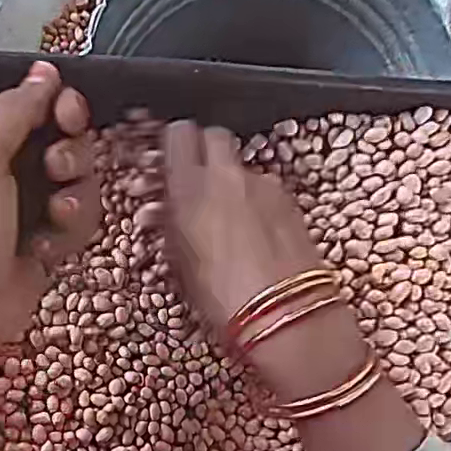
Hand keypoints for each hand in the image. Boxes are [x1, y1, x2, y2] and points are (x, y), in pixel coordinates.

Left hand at [0, 62, 99, 343]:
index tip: (68, 114)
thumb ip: (15, 107)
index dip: (63, 107)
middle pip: (73, 143)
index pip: (43, 108)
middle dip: (73, 155)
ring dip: (76, 197)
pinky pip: (86, 221)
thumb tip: (46, 72)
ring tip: (53, 215)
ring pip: (86, 184)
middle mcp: (17, 169)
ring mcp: (38, 207)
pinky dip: (72, 232)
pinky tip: (48, 246)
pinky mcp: (55, 240)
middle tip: (55, 170)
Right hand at [160, 121, 367, 400]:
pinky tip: (253, 232)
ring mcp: (263, 185)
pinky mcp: (290, 200)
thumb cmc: (222, 299)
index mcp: (190, 187)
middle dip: (203, 152)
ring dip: (230, 180)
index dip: (174, 147)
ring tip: (225, 217)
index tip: (168, 165)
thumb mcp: (180, 266)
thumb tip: (160, 210)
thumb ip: (169, 226)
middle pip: (213, 136)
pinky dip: (254, 199)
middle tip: (195, 182)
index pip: (178, 135)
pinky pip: (264, 187)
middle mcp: (227, 176)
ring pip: (240, 165)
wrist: (286, 315)